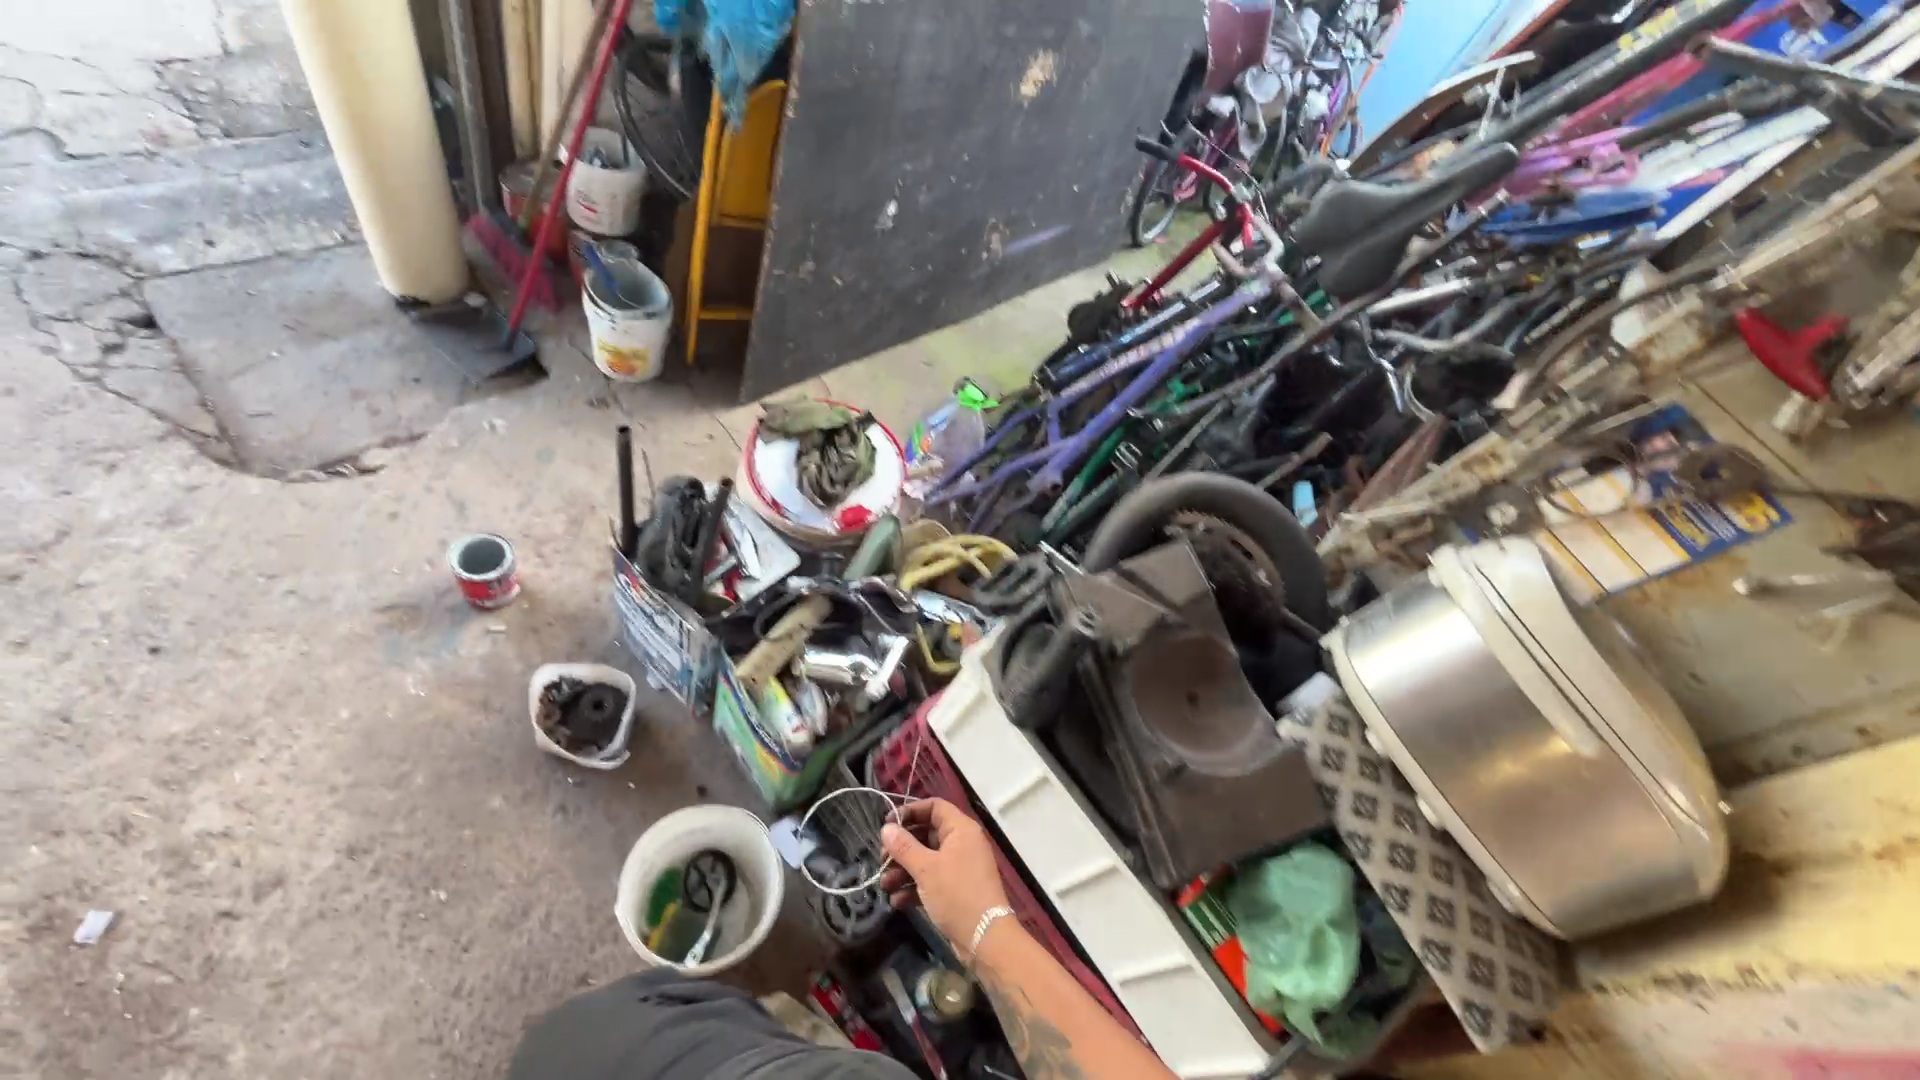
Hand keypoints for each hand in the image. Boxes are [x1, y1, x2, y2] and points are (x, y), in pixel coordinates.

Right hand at [879, 798, 1011, 950]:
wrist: (985, 938)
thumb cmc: (957, 894)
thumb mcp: (926, 868)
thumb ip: (904, 847)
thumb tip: (887, 828)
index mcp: (960, 829)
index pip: (934, 807)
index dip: (910, 811)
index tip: (887, 825)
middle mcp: (962, 843)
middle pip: (926, 834)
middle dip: (902, 847)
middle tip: (882, 859)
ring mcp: (960, 867)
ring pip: (926, 859)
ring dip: (904, 870)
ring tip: (885, 884)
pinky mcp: (956, 890)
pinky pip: (931, 880)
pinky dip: (915, 887)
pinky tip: (897, 900)